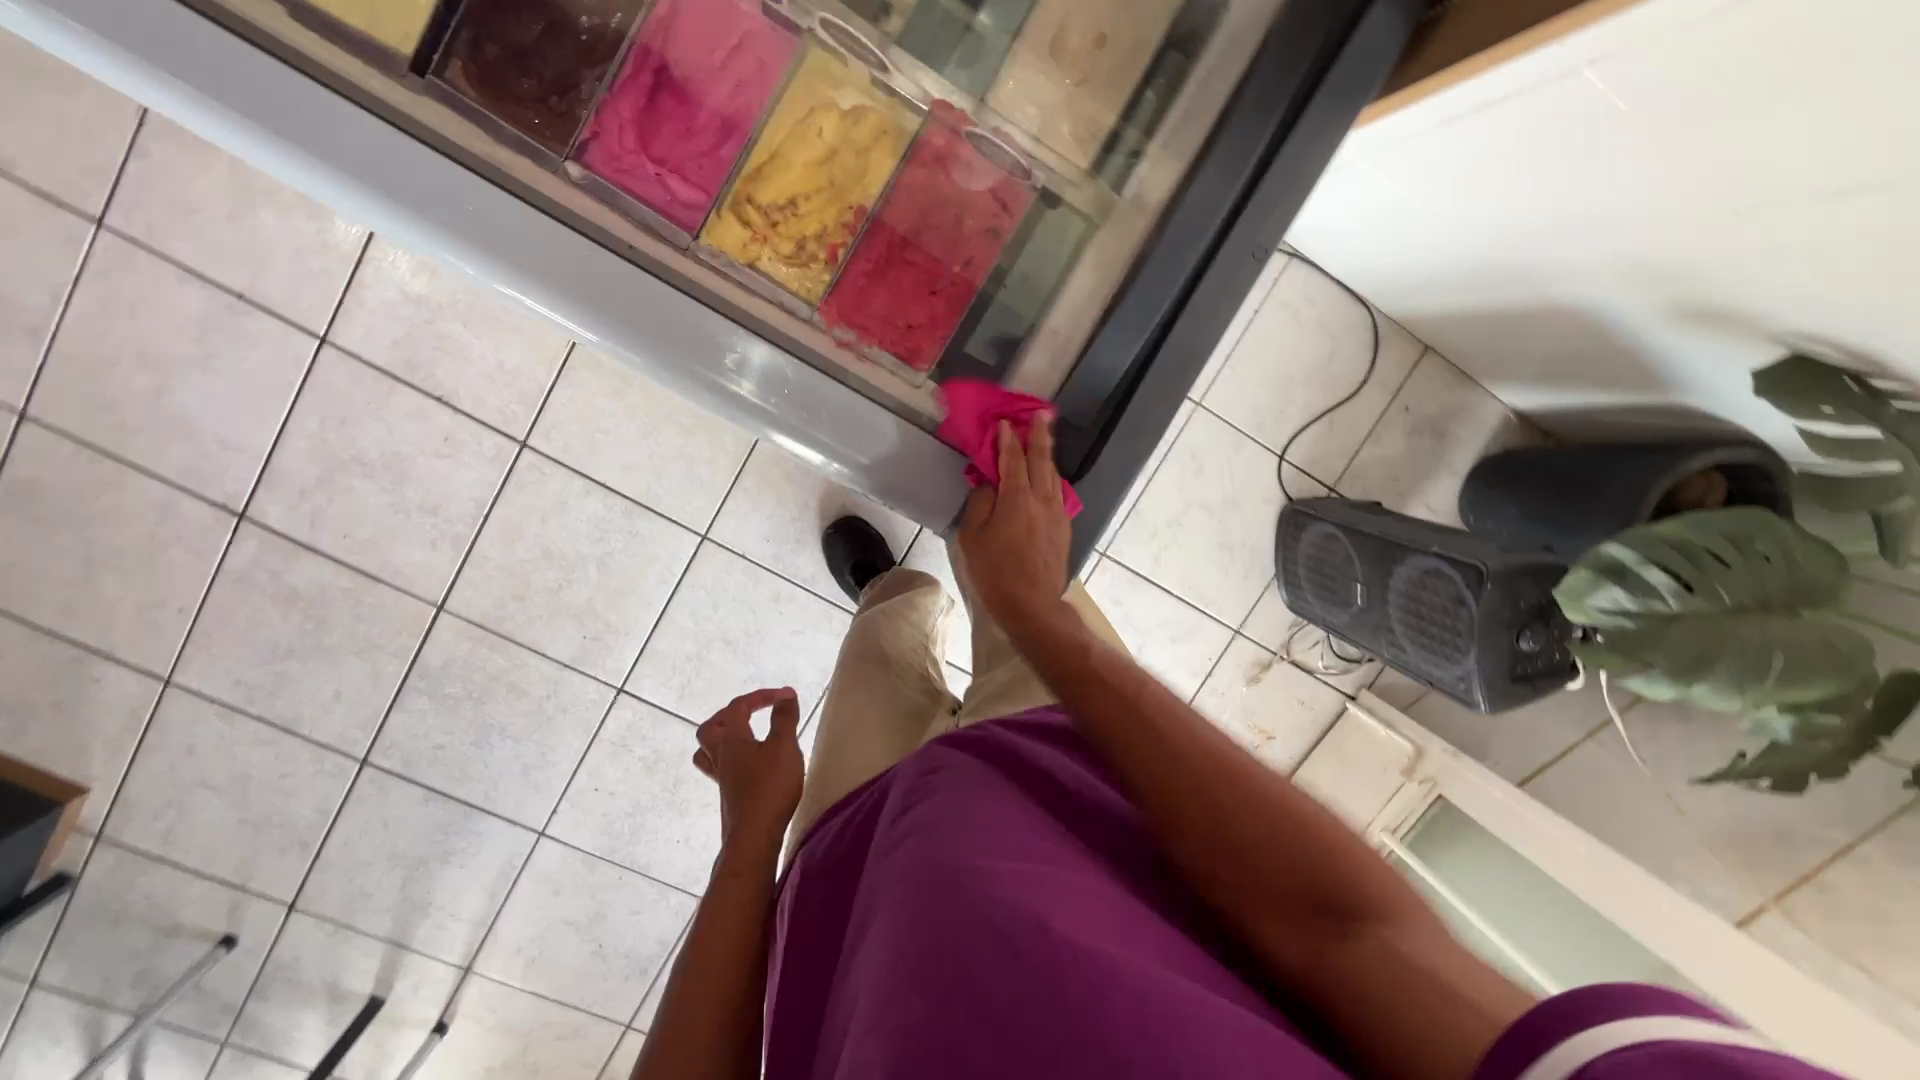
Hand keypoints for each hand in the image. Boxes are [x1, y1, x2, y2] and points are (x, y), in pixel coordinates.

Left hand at [692, 688, 804, 853]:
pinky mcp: (728, 797)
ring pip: (708, 753)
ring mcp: (722, 779)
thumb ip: (784, 718)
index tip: (783, 697)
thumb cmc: (770, 787)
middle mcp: (721, 756)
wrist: (754, 836)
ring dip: (721, 740)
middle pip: (709, 730)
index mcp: (731, 739)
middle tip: (749, 714)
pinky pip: (720, 771)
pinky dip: (731, 762)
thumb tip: (784, 693)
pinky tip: (748, 768)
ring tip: (741, 739)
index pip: (738, 708)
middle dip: (727, 716)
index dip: (760, 697)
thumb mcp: (784, 746)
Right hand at [957, 417, 1071, 628]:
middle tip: (1042, 414)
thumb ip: (980, 503)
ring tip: (1046, 437)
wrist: (1031, 605)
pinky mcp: (1063, 528)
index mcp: (1017, 497)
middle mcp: (1042, 499)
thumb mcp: (973, 536)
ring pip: (1053, 475)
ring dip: (1048, 454)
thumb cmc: (995, 572)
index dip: (1008, 439)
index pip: (1013, 459)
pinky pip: (1057, 493)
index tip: (1005, 423)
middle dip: (1040, 435)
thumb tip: (989, 485)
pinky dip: (1051, 478)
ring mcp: (1057, 513)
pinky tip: (1048, 476)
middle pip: (1042, 459)